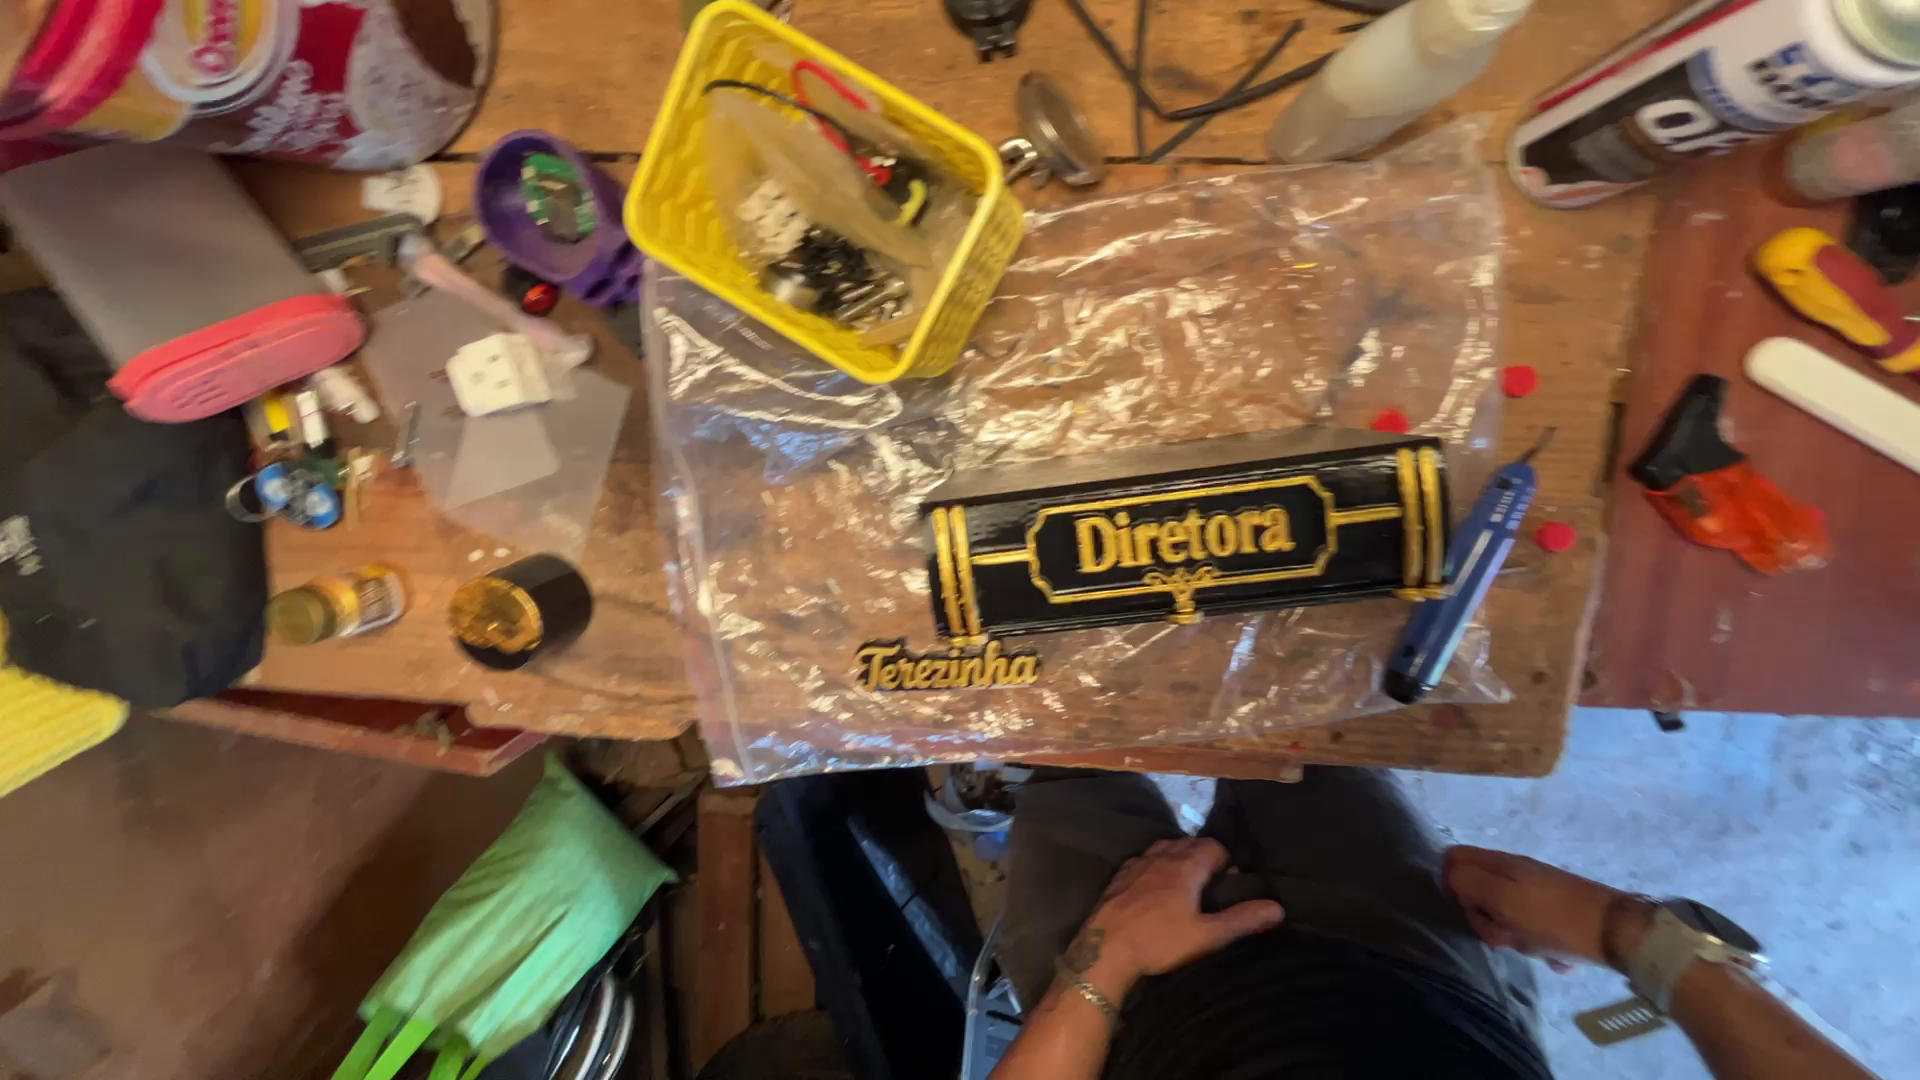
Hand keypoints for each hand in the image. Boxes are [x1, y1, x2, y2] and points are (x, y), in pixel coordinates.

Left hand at [1063, 837, 1284, 998]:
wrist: (1108, 947)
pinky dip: (1157, 863)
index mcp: (1185, 866)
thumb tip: (1277, 907)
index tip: (1231, 882)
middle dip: (1205, 855)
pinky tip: (1157, 884)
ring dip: (1180, 856)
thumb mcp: (1207, 936)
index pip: (1213, 846)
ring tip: (1188, 882)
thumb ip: (1241, 919)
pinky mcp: (1121, 873)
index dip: (1227, 860)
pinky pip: (1145, 857)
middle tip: (1213, 883)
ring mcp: (1138, 862)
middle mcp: (1162, 855)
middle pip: (1189, 842)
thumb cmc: (1161, 940)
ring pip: (1165, 846)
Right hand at [1443, 845, 1650, 972]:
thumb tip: (1450, 877)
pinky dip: (1540, 942)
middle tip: (1503, 935)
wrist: (1624, 935)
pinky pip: (1535, 926)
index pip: (1453, 858)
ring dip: (1514, 934)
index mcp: (1499, 863)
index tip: (1468, 910)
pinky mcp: (1561, 911)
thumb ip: (1466, 883)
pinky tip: (1555, 957)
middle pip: (1478, 890)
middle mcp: (1516, 871)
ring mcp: (1540, 891)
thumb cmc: (1554, 918)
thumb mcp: (1501, 900)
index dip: (1451, 884)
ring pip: (1506, 912)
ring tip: (1535, 949)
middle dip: (1486, 917)